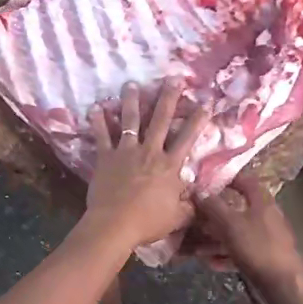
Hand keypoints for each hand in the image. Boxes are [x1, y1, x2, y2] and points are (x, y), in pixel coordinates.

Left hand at [83, 80, 212, 250]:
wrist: (114, 225)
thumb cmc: (148, 222)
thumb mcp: (178, 217)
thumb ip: (189, 206)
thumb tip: (197, 200)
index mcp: (170, 165)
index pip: (187, 137)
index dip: (198, 119)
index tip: (206, 101)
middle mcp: (150, 152)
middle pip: (160, 119)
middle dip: (168, 97)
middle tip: (173, 78)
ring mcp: (126, 152)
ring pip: (130, 121)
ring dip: (131, 101)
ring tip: (132, 83)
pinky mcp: (106, 158)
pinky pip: (102, 136)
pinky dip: (99, 121)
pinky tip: (96, 107)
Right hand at [197, 176, 302, 286]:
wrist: (283, 283)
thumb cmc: (257, 247)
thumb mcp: (231, 225)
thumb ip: (213, 207)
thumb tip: (199, 190)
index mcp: (262, 201)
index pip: (245, 180)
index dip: (227, 178)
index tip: (207, 181)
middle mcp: (265, 216)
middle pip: (236, 210)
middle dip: (212, 216)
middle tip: (192, 220)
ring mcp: (265, 238)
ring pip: (236, 233)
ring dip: (215, 239)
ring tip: (193, 248)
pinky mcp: (264, 257)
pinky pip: (240, 251)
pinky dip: (225, 254)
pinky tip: (209, 263)